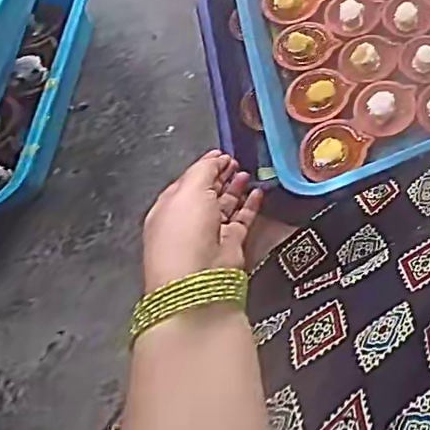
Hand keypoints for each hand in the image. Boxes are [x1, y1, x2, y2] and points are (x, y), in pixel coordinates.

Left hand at [142, 150, 262, 291]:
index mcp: (171, 207)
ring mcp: (210, 232)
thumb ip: (204, 170)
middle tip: (236, 161)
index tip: (222, 154)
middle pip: (207, 192)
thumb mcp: (189, 190)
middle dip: (221, 175)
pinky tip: (258, 191)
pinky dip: (251, 204)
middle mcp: (189, 219)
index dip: (206, 166)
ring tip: (247, 172)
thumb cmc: (185, 230)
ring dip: (236, 187)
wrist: (198, 275)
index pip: (189, 181)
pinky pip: (243, 218)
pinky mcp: (231, 242)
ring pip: (226, 204)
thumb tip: (216, 158)